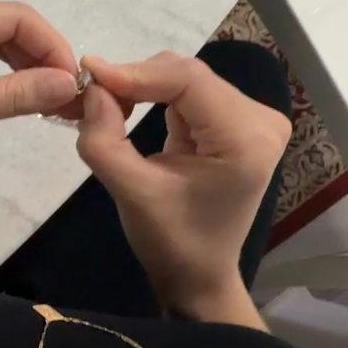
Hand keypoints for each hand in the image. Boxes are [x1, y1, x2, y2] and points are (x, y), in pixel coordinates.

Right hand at [74, 51, 290, 325]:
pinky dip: (150, 94)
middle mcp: (259, 120)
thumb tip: (91, 90)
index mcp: (246, 139)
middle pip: (187, 75)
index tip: (88, 73)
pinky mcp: (234, 123)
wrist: (198, 274)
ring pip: (184, 79)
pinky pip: (186, 92)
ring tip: (101, 104)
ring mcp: (250, 120)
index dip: (135, 72)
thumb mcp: (131, 193)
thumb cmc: (171, 242)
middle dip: (134, 78)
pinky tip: (123, 106)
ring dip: (139, 85)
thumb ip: (104, 140)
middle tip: (87, 93)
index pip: (188, 80)